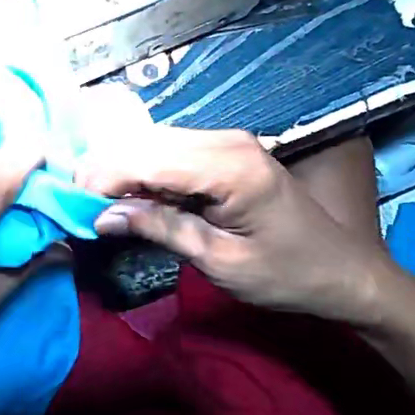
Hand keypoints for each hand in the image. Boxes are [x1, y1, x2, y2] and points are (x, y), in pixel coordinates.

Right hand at [78, 127, 407, 324]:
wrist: (343, 270)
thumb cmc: (288, 274)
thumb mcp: (221, 262)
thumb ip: (162, 230)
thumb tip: (103, 216)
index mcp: (231, 167)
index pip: (147, 160)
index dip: (102, 179)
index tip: (71, 205)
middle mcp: (226, 140)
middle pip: (145, 143)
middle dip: (106, 171)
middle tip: (77, 205)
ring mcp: (227, 141)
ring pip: (153, 143)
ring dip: (122, 170)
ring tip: (96, 203)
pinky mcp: (225, 150)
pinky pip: (170, 151)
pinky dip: (144, 171)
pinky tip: (131, 196)